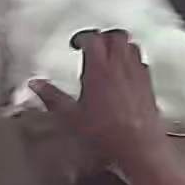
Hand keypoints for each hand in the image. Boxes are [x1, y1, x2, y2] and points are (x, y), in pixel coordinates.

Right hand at [31, 29, 184, 184]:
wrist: (139, 148)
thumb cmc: (108, 134)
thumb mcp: (71, 116)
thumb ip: (52, 96)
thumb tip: (36, 85)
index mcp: (100, 68)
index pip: (93, 38)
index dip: (83, 37)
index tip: (76, 44)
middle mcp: (121, 66)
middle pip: (115, 35)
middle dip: (103, 37)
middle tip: (92, 45)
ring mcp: (137, 74)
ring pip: (131, 45)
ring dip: (119, 45)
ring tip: (108, 55)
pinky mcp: (149, 84)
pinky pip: (142, 62)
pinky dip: (132, 61)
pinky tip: (125, 73)